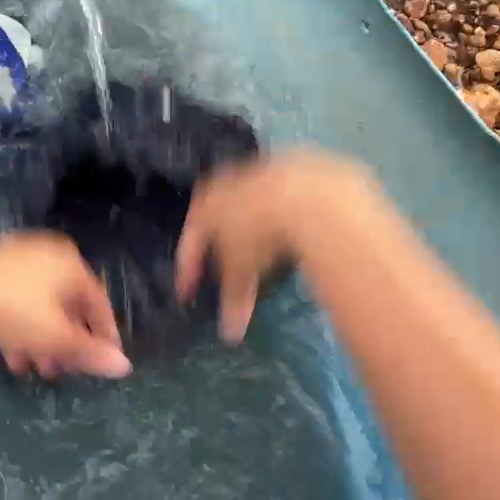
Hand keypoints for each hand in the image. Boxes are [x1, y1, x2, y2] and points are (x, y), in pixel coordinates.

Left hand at [0, 234, 129, 379]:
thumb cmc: (12, 308)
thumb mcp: (54, 335)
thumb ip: (88, 352)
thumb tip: (124, 366)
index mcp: (70, 264)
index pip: (98, 302)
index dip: (103, 334)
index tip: (103, 361)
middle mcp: (48, 255)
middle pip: (66, 304)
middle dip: (64, 342)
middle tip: (59, 371)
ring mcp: (17, 258)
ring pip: (39, 305)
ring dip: (39, 340)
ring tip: (30, 368)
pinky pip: (15, 299)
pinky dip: (18, 326)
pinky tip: (8, 354)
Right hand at [174, 150, 384, 342]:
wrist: (312, 197)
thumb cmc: (261, 235)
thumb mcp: (242, 270)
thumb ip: (233, 298)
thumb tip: (230, 333)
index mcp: (207, 203)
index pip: (190, 239)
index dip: (188, 269)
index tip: (187, 292)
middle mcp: (229, 181)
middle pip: (221, 217)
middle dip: (222, 244)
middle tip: (229, 269)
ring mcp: (264, 170)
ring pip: (254, 203)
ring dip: (256, 226)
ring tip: (266, 250)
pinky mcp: (298, 165)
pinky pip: (285, 196)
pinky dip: (286, 215)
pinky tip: (298, 230)